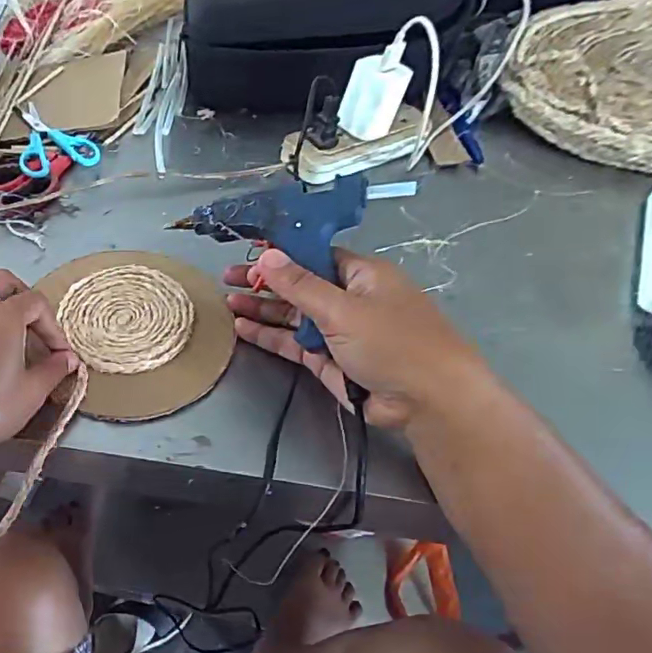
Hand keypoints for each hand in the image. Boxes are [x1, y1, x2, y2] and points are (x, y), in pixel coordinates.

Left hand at [0, 270, 81, 484]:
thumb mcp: (32, 392)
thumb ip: (54, 369)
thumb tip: (67, 360)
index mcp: (2, 318)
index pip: (36, 302)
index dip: (54, 327)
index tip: (61, 354)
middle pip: (4, 283)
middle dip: (27, 300)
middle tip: (39, 330)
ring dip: (2, 305)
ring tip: (17, 335)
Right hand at [223, 246, 492, 429]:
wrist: (424, 400)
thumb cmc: (393, 343)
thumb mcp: (344, 309)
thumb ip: (300, 285)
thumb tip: (268, 255)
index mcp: (362, 276)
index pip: (315, 256)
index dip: (283, 254)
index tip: (249, 252)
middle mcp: (348, 299)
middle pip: (299, 286)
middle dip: (265, 282)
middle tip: (228, 278)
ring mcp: (336, 331)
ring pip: (291, 315)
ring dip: (262, 309)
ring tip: (227, 303)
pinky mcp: (325, 359)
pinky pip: (291, 342)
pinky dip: (267, 335)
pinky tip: (242, 328)